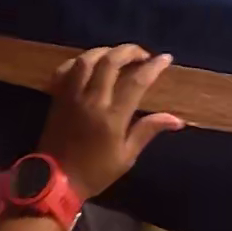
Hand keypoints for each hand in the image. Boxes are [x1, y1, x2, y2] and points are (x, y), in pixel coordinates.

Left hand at [37, 45, 184, 198]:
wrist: (55, 179)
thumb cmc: (95, 171)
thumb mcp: (126, 156)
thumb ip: (148, 130)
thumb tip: (176, 119)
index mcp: (112, 116)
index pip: (136, 82)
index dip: (153, 67)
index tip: (165, 59)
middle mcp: (92, 99)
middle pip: (110, 62)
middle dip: (129, 51)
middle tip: (142, 54)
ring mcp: (72, 95)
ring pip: (87, 60)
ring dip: (105, 51)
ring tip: (118, 55)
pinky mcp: (57, 95)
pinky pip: (65, 69)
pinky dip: (79, 61)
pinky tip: (89, 64)